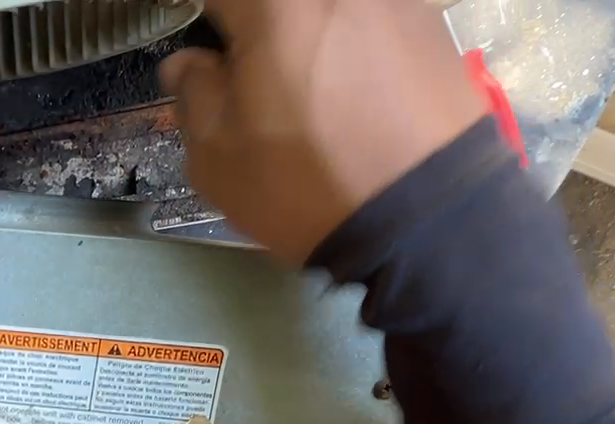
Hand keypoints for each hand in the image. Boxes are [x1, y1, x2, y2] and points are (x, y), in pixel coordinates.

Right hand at [159, 0, 485, 263]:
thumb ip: (193, 94)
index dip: (194, 16)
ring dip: (296, 39)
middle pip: (272, 3)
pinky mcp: (426, 16)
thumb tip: (188, 63)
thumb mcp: (218, 157)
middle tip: (237, 69)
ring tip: (293, 85)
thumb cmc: (300, 184)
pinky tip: (341, 87)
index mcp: (275, 6)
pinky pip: (362, 17)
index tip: (192, 46)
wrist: (419, 212)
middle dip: (248, 27)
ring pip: (319, 13)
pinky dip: (340, 41)